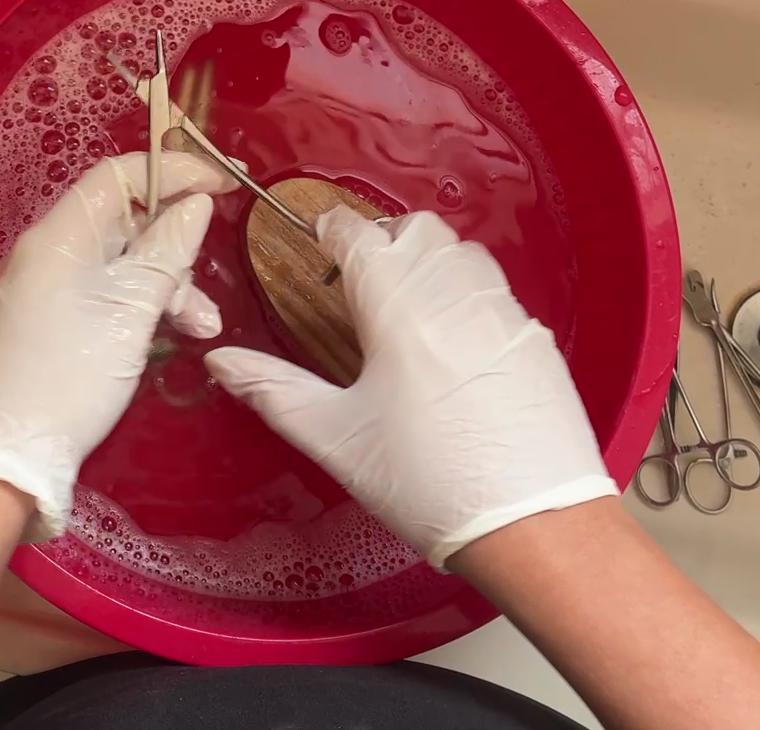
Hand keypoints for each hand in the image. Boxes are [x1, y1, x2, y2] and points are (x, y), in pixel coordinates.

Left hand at [0, 152, 235, 536]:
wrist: (9, 455)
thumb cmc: (70, 376)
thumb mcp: (130, 312)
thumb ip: (167, 251)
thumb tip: (195, 203)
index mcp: (60, 235)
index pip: (119, 175)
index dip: (174, 171)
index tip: (225, 183)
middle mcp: (49, 249)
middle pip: (125, 221)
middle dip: (174, 247)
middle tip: (205, 281)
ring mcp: (48, 284)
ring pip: (121, 262)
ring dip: (165, 285)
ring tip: (201, 326)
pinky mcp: (51, 315)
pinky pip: (104, 291)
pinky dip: (139, 306)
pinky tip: (174, 334)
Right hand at [204, 207, 616, 565]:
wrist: (540, 530)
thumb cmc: (424, 479)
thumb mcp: (334, 437)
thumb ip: (271, 389)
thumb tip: (219, 361)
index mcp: (396, 307)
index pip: (358, 234)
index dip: (332, 230)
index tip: (318, 244)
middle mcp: (452, 293)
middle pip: (414, 228)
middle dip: (380, 238)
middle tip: (358, 282)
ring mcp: (501, 311)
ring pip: (458, 249)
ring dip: (423, 258)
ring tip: (404, 305)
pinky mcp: (535, 338)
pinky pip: (492, 286)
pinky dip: (461, 288)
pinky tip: (453, 341)